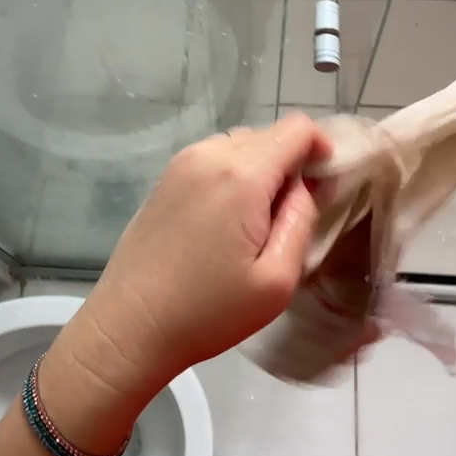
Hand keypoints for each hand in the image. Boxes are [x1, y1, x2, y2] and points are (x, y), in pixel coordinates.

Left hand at [57, 115, 328, 406]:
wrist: (130, 326)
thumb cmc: (208, 310)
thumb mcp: (276, 279)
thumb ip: (301, 221)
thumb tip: (306, 185)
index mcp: (241, 175)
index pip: (296, 129)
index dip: (321, 147)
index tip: (325, 185)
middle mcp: (210, 155)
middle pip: (268, 135)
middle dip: (290, 164)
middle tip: (292, 216)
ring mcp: (182, 162)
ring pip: (241, 144)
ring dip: (261, 169)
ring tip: (258, 221)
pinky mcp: (166, 177)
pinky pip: (214, 157)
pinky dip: (233, 175)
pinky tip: (226, 220)